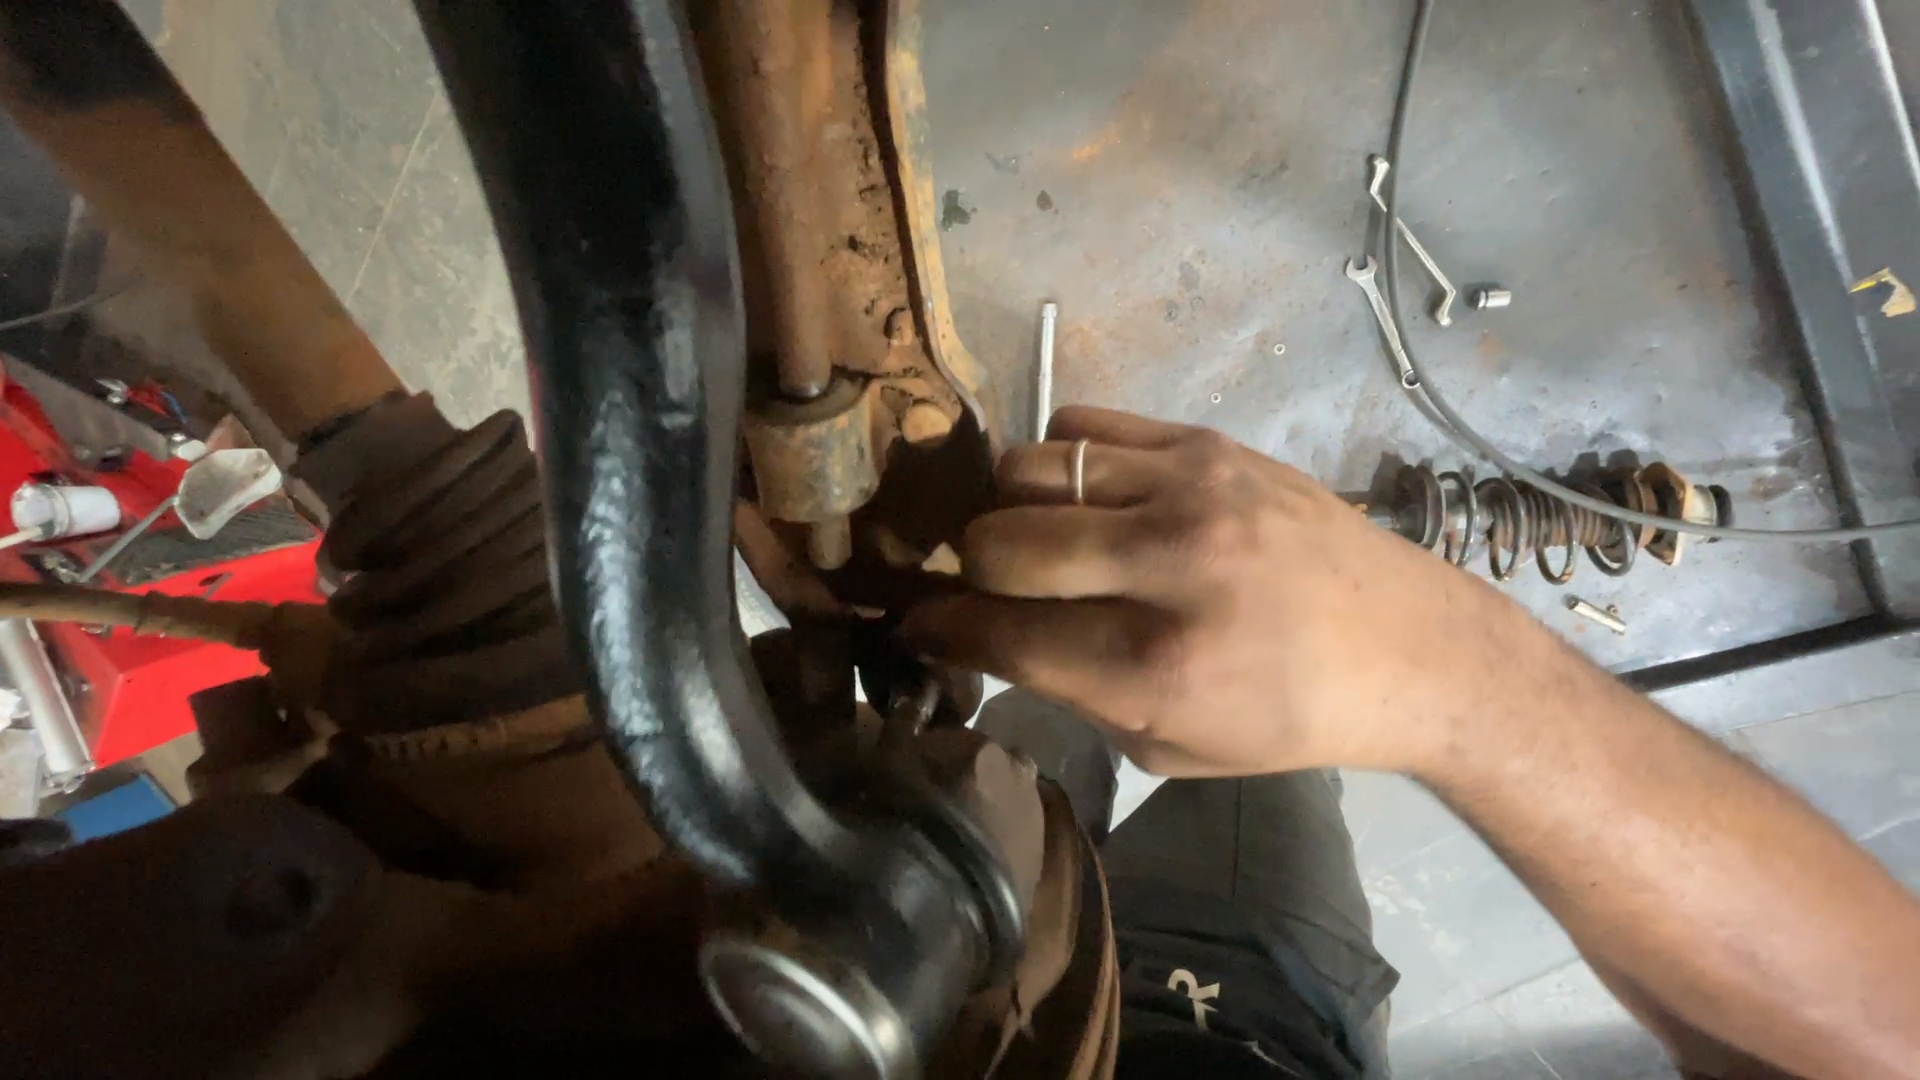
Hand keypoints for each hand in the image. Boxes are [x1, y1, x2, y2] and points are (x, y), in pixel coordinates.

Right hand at [902, 406, 1549, 777]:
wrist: (1411, 646)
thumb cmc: (1285, 717)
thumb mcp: (1168, 744)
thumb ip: (1067, 687)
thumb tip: (982, 628)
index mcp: (1156, 667)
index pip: (1001, 634)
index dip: (941, 629)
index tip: (916, 623)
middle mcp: (1169, 565)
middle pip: (1002, 541)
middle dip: (969, 568)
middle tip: (982, 582)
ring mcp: (1189, 487)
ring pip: (1029, 468)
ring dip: (1007, 508)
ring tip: (1033, 534)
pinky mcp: (1208, 441)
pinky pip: (1083, 423)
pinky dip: (1058, 461)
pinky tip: (1082, 493)